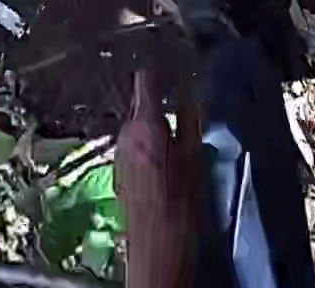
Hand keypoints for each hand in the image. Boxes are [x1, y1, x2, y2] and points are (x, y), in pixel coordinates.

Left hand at [116, 70, 195, 287]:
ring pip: (139, 122)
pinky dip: (150, 139)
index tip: (173, 55)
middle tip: (183, 92)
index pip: (147, 79)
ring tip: (178, 125)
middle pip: (142, 100)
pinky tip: (166, 153)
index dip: (160, 64)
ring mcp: (120, 152)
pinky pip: (136, 142)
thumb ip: (189, 121)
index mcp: (144, 125)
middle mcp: (126, 133)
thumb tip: (189, 93)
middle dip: (161, 95)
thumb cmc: (179, 210)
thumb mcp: (194, 161)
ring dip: (156, 119)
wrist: (155, 258)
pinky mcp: (120, 171)